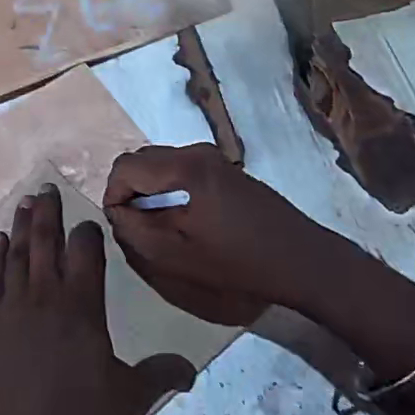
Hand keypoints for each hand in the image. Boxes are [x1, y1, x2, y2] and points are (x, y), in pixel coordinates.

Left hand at [0, 183, 196, 414]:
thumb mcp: (127, 397)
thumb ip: (159, 375)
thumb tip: (192, 370)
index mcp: (82, 306)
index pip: (86, 254)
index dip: (88, 233)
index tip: (88, 221)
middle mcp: (45, 296)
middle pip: (47, 242)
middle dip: (49, 213)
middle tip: (46, 188)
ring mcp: (11, 307)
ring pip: (18, 254)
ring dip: (23, 225)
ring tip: (25, 202)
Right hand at [103, 144, 359, 323]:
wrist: (300, 259)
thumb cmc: (237, 263)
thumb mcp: (175, 256)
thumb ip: (134, 231)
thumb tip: (117, 212)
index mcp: (183, 168)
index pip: (124, 167)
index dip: (113, 196)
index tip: (123, 226)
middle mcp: (197, 152)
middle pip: (141, 160)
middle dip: (130, 191)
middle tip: (138, 228)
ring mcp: (214, 157)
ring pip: (160, 164)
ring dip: (149, 191)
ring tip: (160, 227)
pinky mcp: (226, 168)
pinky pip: (180, 169)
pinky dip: (169, 189)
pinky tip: (185, 221)